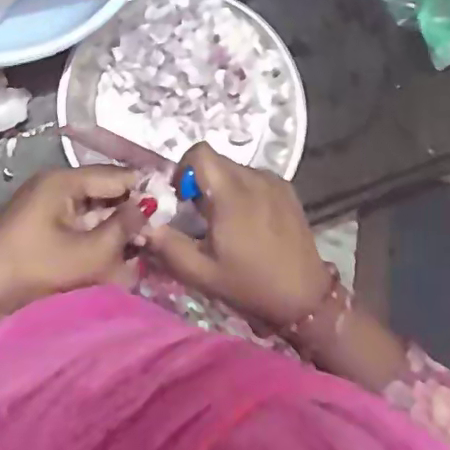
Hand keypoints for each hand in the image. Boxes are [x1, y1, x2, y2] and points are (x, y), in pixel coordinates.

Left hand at [0, 165, 147, 318]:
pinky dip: (97, 238)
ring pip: (95, 210)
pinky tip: (114, 258)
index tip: (169, 211)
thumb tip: (151, 206)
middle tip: (155, 237)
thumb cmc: (33, 269)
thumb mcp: (86, 253)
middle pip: (107, 192)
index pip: (118, 175)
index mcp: (65, 181)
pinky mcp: (42, 227)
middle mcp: (58, 186)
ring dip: (115, 230)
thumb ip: (123, 228)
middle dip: (131, 214)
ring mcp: (48, 206)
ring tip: (139, 250)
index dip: (144, 191)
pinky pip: (80, 224)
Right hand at [141, 144, 332, 327]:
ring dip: (223, 188)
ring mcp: (274, 181)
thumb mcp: (201, 272)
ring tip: (227, 224)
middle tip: (201, 218)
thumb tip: (144, 226)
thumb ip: (168, 245)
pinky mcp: (288, 189)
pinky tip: (250, 223)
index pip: (200, 153)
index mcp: (231, 193)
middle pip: (217, 162)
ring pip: (236, 170)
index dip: (184, 169)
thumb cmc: (249, 285)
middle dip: (202, 183)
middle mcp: (254, 177)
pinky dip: (244, 192)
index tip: (182, 199)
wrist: (304, 296)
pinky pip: (255, 179)